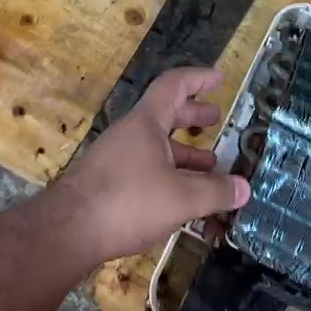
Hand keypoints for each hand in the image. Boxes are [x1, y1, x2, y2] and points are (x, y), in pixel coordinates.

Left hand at [47, 67, 250, 263]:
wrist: (65, 232)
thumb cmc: (127, 202)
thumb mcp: (181, 197)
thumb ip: (215, 191)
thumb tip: (245, 187)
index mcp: (146, 123)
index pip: (174, 85)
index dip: (198, 78)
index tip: (219, 77)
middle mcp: (130, 134)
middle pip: (164, 114)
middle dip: (192, 115)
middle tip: (215, 118)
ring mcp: (115, 159)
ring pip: (155, 146)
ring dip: (183, 152)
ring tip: (210, 165)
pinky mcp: (107, 185)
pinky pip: (145, 169)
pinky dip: (168, 175)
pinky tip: (181, 198)